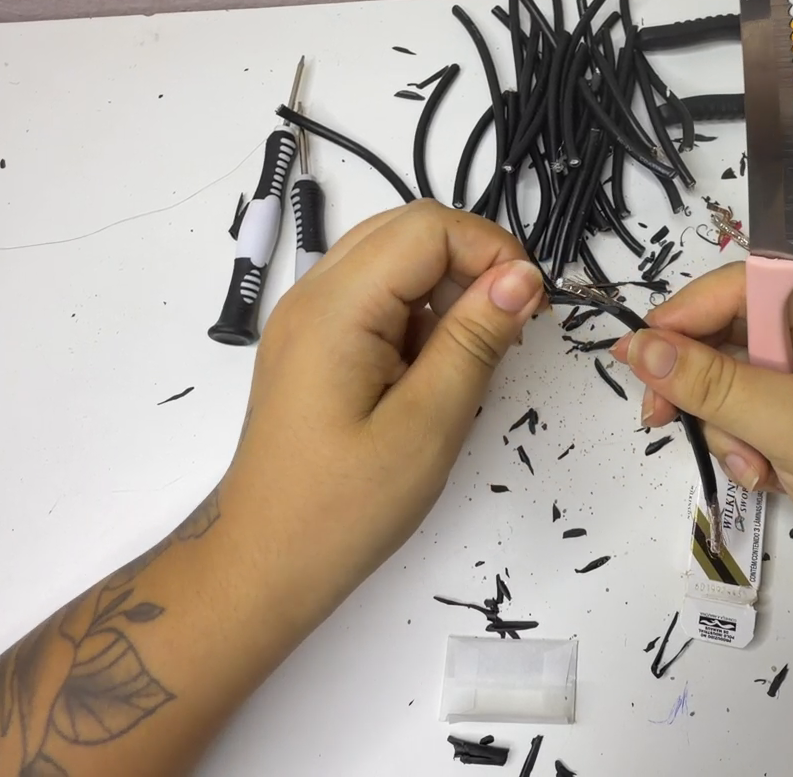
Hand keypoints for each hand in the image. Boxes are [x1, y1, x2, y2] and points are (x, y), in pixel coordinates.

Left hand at [221, 201, 544, 616]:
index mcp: (335, 307)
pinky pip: (380, 291)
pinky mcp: (318, 338)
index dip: (490, 249)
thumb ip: (476, 339)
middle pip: (410, 228)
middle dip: (473, 259)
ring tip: (476, 345)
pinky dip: (423, 307)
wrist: (263, 565)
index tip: (529, 306)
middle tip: (510, 321)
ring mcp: (310, 314)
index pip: (428, 227)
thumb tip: (524, 274)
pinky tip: (437, 361)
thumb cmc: (345, 507)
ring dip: (449, 283)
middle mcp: (314, 293)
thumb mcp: (428, 424)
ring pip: (397, 255)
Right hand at [610, 262, 792, 602]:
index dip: (691, 310)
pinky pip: (738, 412)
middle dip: (699, 379)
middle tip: (659, 414)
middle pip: (728, 330)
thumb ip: (714, 385)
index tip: (641, 349)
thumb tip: (638, 348)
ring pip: (724, 376)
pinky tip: (766, 477)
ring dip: (724, 425)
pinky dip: (739, 445)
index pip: (747, 284)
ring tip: (753, 466)